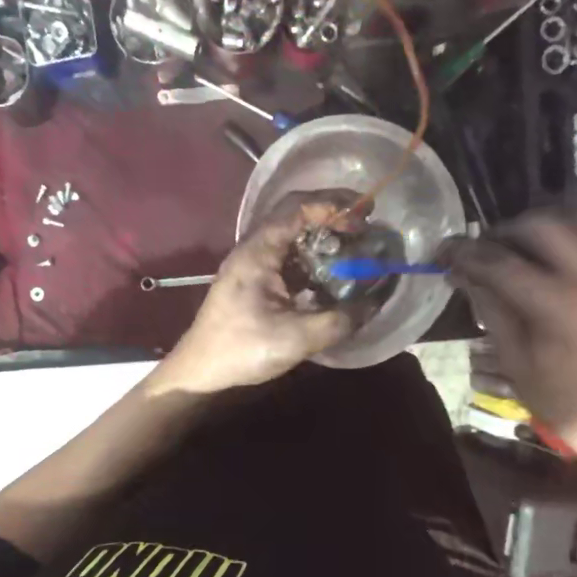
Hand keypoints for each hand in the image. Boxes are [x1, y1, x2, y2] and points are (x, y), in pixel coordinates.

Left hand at [148, 193, 356, 395]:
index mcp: (258, 251)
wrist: (200, 372)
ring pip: (294, 238)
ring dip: (325, 239)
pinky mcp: (257, 282)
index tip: (365, 217)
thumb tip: (375, 302)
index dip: (334, 205)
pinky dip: (315, 260)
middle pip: (296, 216)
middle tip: (366, 227)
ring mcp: (254, 265)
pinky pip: (290, 260)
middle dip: (333, 217)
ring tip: (357, 248)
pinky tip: (336, 274)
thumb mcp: (297, 338)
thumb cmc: (242, 349)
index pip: (297, 207)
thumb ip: (339, 319)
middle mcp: (255, 249)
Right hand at [444, 206, 576, 500]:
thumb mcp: (518, 365)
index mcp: (560, 306)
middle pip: (541, 225)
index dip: (465, 253)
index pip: (500, 263)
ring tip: (529, 242)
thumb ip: (492, 311)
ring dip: (548, 222)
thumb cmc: (570, 405)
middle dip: (504, 231)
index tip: (445, 252)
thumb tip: (464, 273)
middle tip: (487, 250)